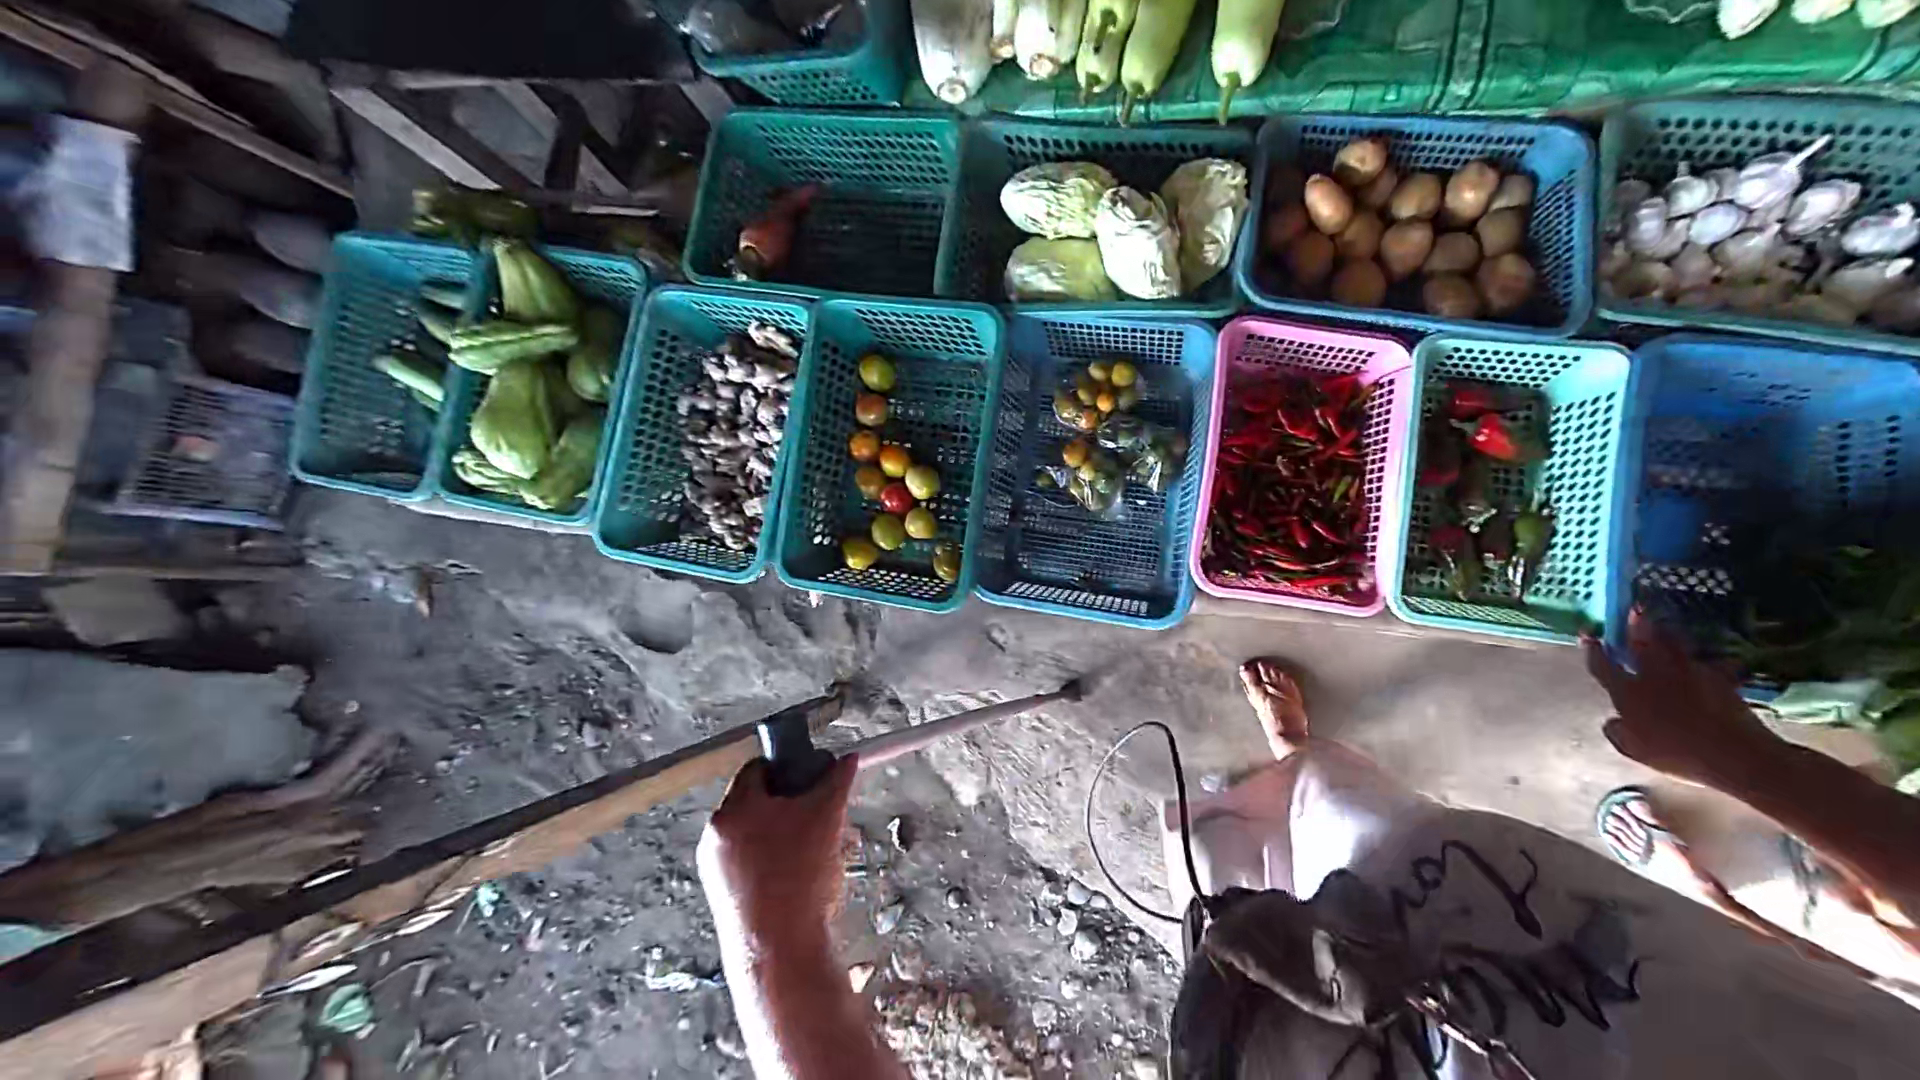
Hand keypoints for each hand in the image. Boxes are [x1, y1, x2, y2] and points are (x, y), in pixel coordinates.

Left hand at [698, 754, 858, 945]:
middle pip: (757, 802)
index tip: (811, 776)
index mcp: (732, 811)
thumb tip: (847, 760)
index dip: (788, 767)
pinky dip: (778, 863)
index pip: (757, 768)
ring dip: (789, 835)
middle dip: (793, 805)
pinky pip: (753, 866)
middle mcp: (715, 838)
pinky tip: (805, 878)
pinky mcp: (726, 899)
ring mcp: (716, 871)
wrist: (779, 953)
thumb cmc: (798, 878)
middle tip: (821, 814)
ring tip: (820, 849)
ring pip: (758, 836)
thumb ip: (838, 780)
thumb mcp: (828, 817)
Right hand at [1583, 611, 1779, 789]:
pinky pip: (1712, 664)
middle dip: (1636, 626)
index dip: (1593, 650)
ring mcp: (1690, 676)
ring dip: (1668, 635)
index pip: (1602, 665)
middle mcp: (1655, 677)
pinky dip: (1708, 660)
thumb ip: (1619, 731)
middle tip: (1634, 609)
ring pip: (1676, 647)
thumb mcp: (1635, 749)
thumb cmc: (1679, 754)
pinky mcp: (1722, 682)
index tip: (1587, 634)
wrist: (1739, 756)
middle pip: (1642, 645)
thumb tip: (1614, 721)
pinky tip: (1711, 659)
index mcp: (1628, 692)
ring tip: (1664, 625)